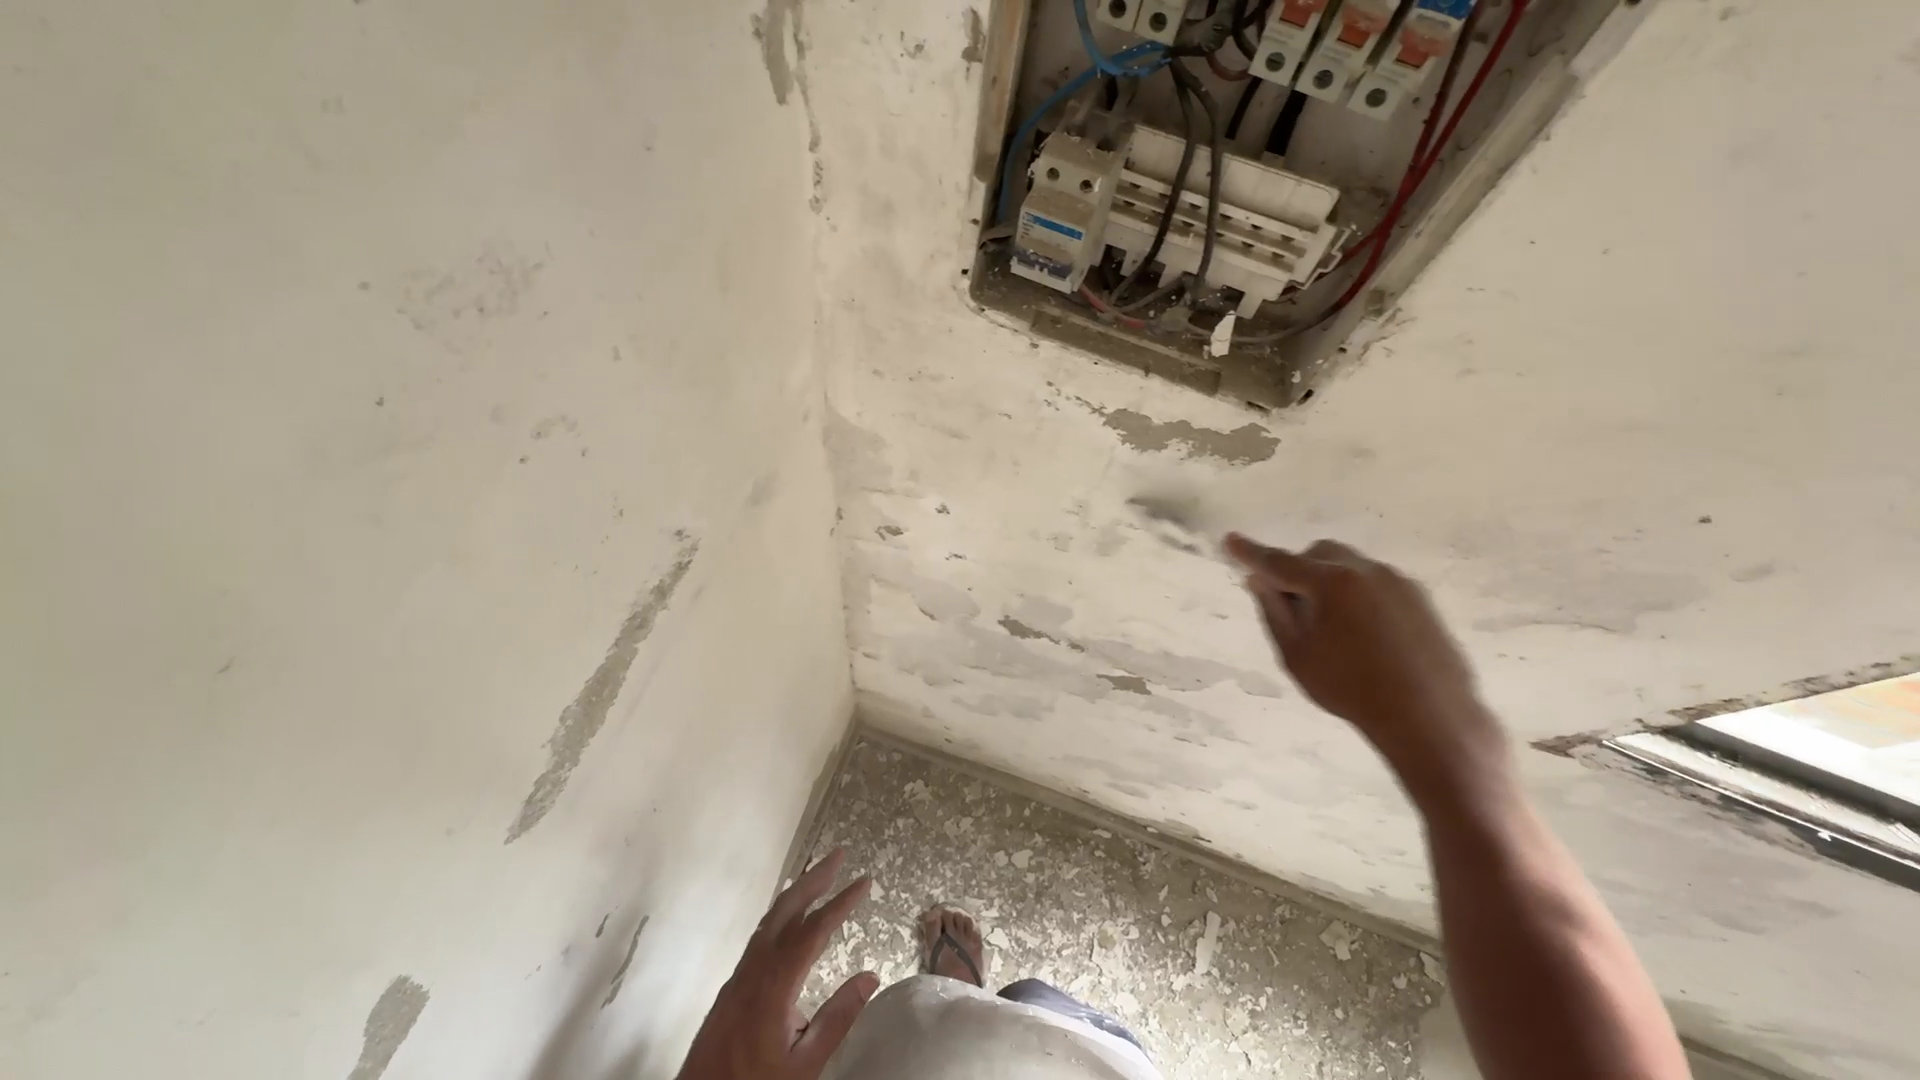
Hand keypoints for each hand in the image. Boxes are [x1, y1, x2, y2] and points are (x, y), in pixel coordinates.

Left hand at [676, 849, 878, 1079]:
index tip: (865, 881)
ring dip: (797, 892)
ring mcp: (740, 975)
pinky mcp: (734, 985)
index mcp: (775, 984)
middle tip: (840, 855)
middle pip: (786, 909)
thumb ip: (838, 1018)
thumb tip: (870, 976)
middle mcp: (755, 969)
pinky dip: (782, 912)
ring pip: (770, 919)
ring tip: (820, 875)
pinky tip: (791, 917)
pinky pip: (761, 934)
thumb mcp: (806, 1064)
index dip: (841, 902)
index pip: (814, 930)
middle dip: (814, 878)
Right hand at [1224, 534, 1505, 782]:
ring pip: (1350, 567)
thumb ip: (1273, 611)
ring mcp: (1399, 582)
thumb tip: (1258, 580)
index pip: (1280, 561)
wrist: (1431, 717)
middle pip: (1320, 554)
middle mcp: (1367, 570)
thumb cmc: (1351, 689)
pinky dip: (1357, 596)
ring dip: (1330, 583)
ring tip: (1331, 629)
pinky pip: (1376, 584)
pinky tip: (1363, 636)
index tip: (1230, 541)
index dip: (1251, 553)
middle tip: (1290, 606)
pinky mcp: (1421, 599)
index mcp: (1332, 582)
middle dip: (1298, 570)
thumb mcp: (1297, 655)